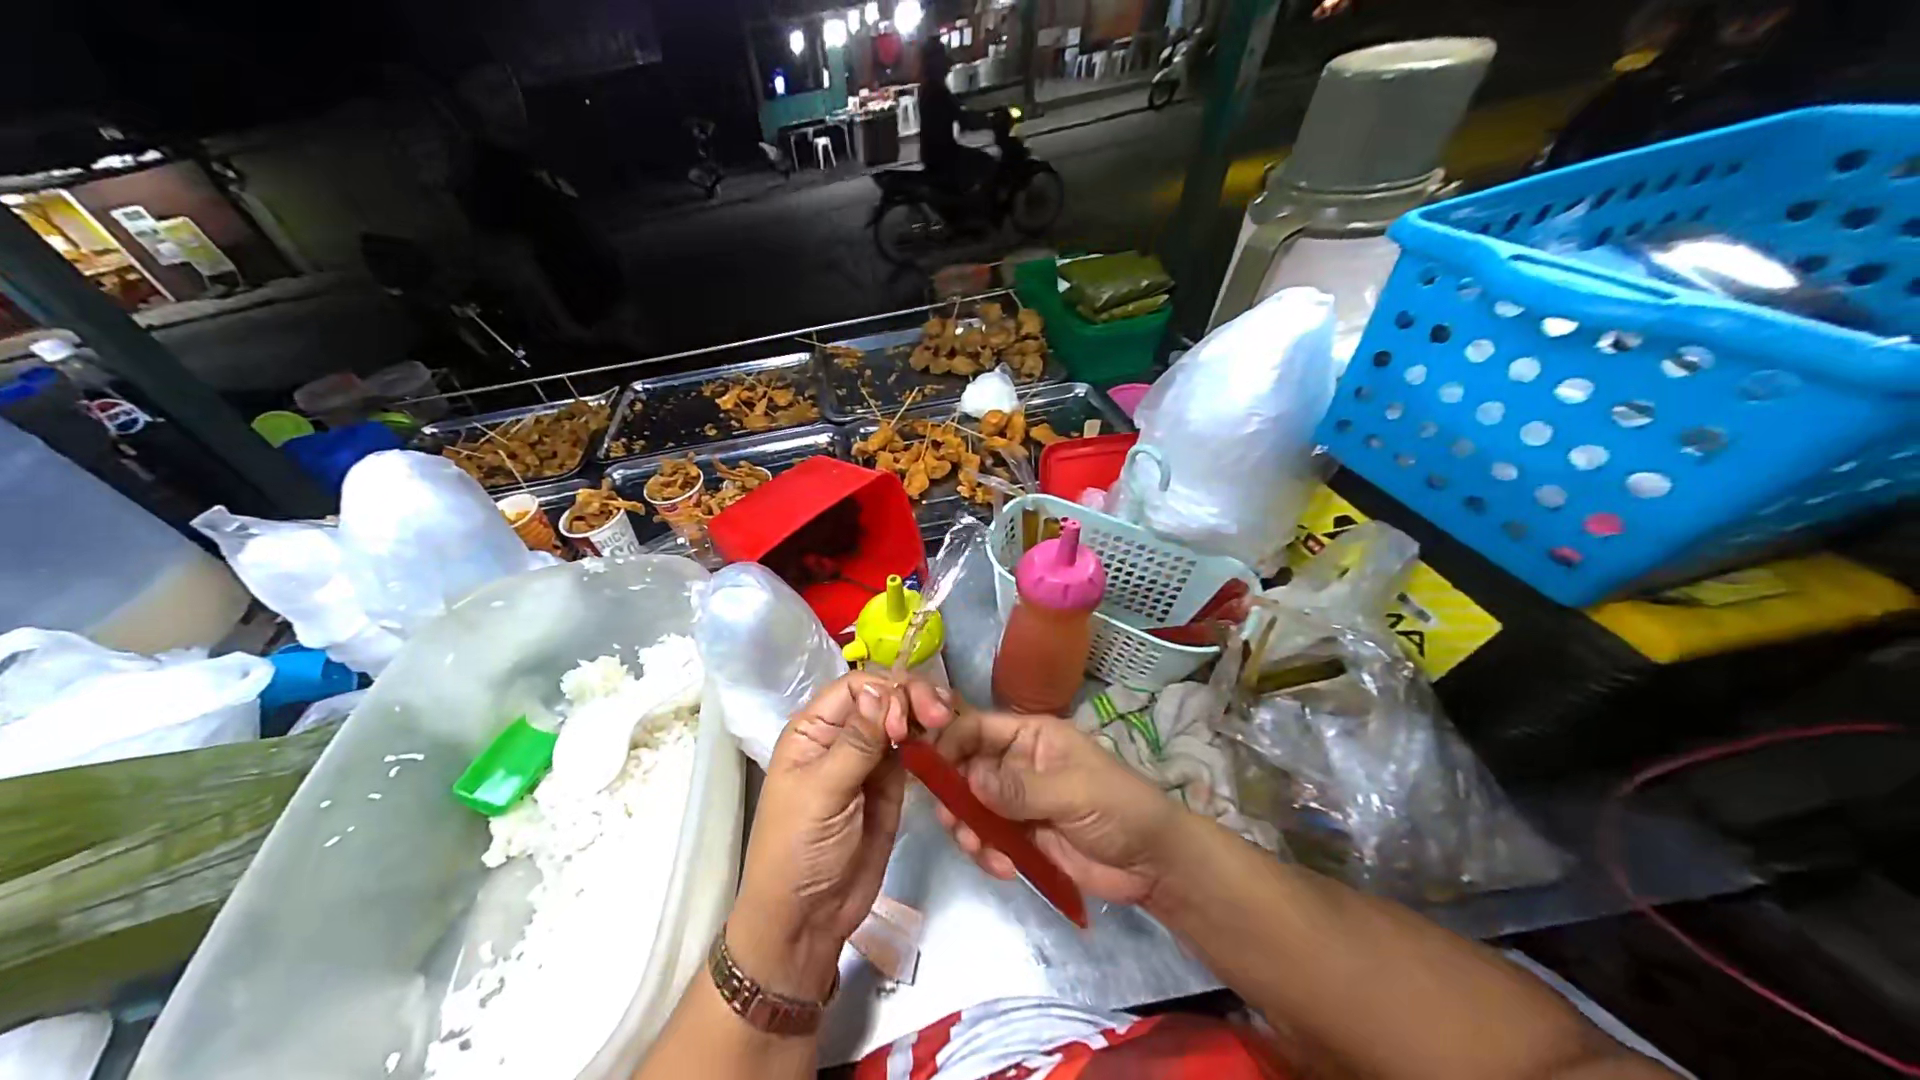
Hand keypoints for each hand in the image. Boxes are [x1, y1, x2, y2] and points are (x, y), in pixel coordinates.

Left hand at [730, 673, 952, 999]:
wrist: (808, 920)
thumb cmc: (798, 851)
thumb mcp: (822, 794)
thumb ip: (856, 742)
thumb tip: (880, 690)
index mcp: (814, 730)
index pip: (856, 688)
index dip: (887, 692)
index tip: (908, 718)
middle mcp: (843, 736)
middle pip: (885, 699)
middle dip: (914, 700)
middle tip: (941, 717)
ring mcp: (869, 761)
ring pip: (904, 722)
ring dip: (927, 718)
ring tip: (950, 726)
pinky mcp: (891, 785)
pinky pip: (915, 754)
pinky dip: (932, 745)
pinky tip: (947, 744)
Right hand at [931, 708, 1186, 905]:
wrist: (1153, 864)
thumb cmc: (1119, 808)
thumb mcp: (1073, 792)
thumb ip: (1020, 788)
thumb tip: (968, 779)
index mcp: (1030, 736)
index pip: (977, 728)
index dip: (950, 742)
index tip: (928, 769)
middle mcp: (1016, 763)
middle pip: (965, 769)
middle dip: (953, 794)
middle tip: (953, 819)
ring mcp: (1016, 802)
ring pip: (970, 807)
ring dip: (967, 828)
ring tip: (980, 849)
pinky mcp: (1020, 837)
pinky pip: (986, 839)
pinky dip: (986, 854)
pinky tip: (1005, 868)